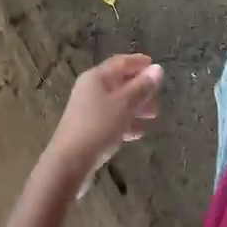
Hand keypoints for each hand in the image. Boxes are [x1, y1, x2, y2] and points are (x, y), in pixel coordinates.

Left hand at [48, 53, 163, 174]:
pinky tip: (137, 133)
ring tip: (153, 116)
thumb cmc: (99, 126)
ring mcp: (87, 111)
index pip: (121, 62)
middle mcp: (90, 90)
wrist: (69, 164)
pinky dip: (125, 122)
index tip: (155, 66)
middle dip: (140, 89)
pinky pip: (110, 120)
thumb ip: (142, 87)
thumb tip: (157, 68)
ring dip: (135, 107)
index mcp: (97, 77)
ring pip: (116, 103)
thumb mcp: (125, 104)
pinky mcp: (87, 130)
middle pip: (119, 83)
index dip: (138, 62)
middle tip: (158, 97)